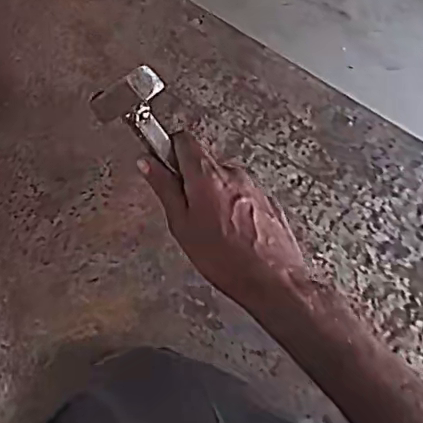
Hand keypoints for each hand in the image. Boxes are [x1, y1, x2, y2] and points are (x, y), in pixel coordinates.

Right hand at [139, 131, 315, 312]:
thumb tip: (147, 163)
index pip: (183, 139)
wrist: (275, 283)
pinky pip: (243, 196)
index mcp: (205, 174)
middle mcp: (231, 172)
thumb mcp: (181, 225)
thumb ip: (164, 188)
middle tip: (187, 210)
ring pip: (224, 180)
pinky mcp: (269, 202)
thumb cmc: (226, 259)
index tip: (163, 164)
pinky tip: (234, 235)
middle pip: (204, 161)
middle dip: (192, 179)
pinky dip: (235, 208)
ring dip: (215, 195)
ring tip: (213, 229)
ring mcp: (253, 186)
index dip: (169, 149)